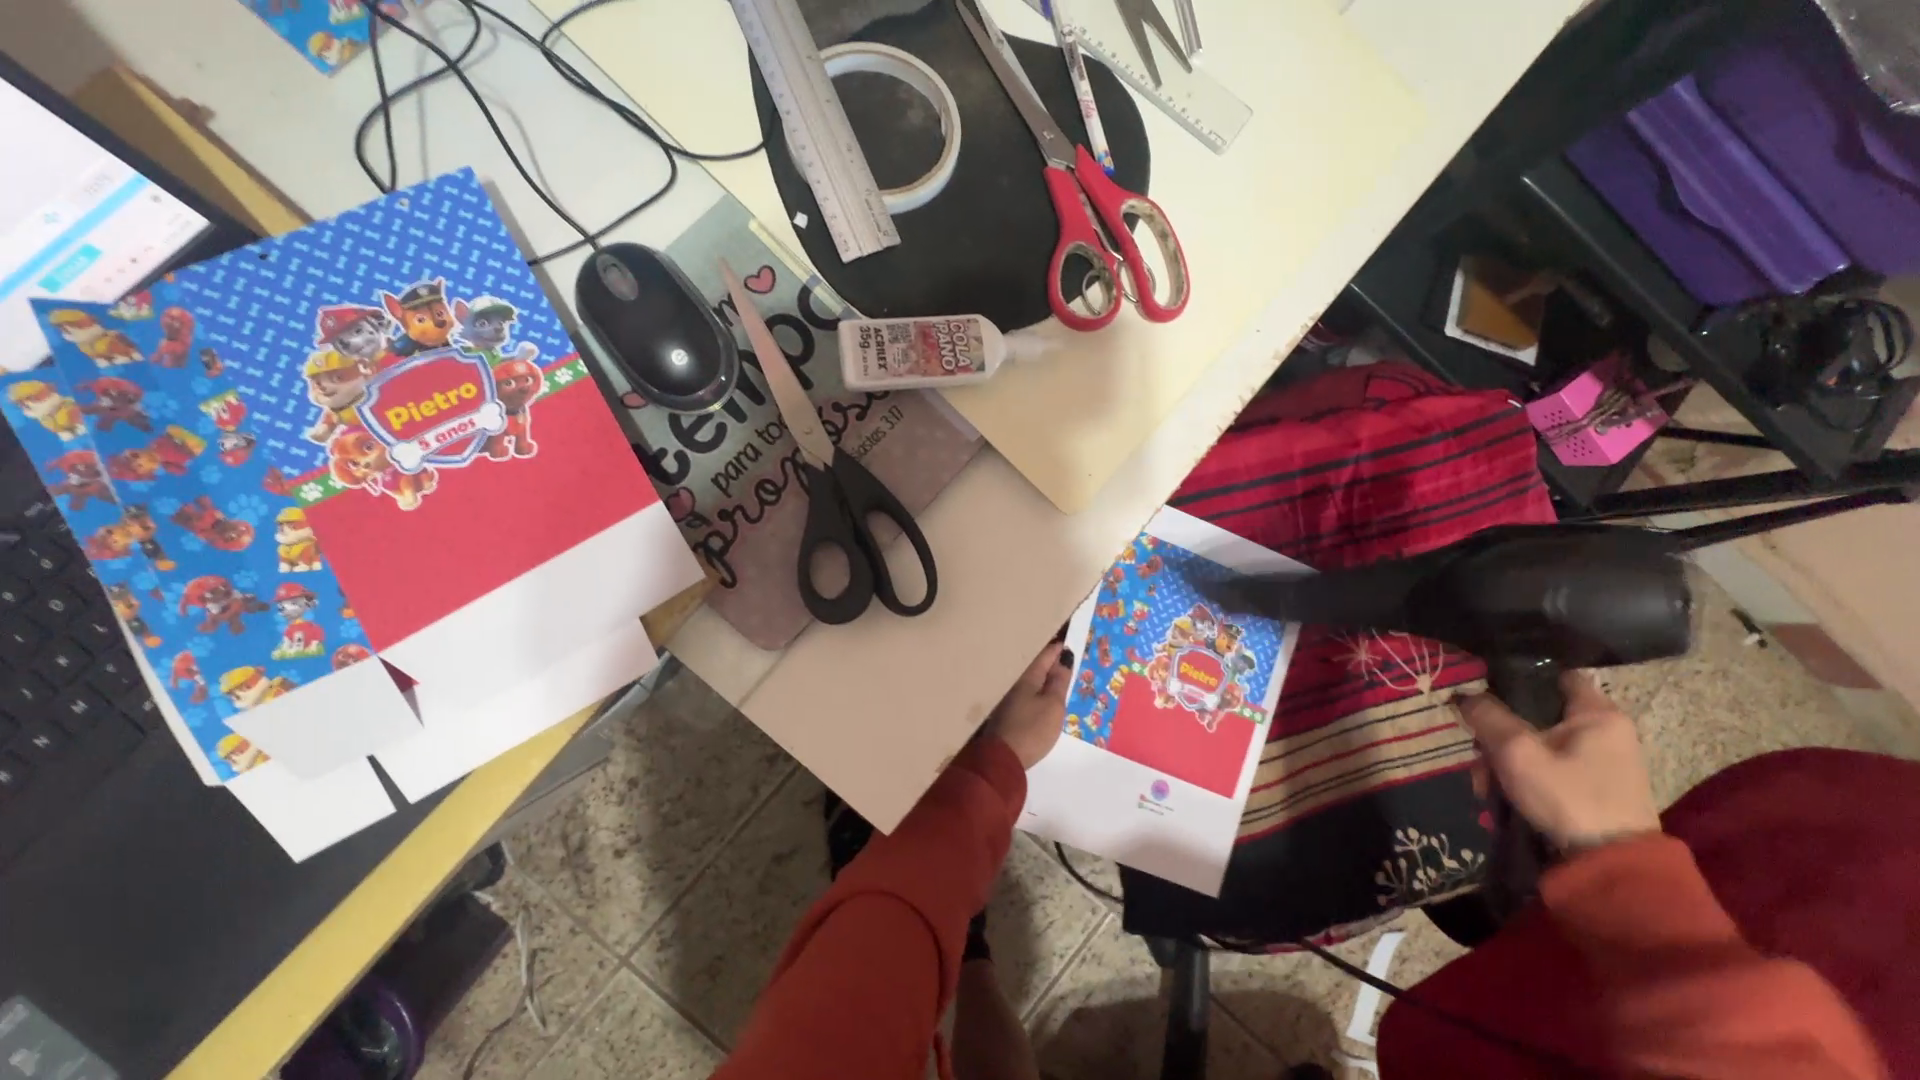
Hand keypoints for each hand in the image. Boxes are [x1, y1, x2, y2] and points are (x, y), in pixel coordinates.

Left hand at [982, 641, 1073, 769]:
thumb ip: (1059, 681)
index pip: (1046, 652)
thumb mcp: (1053, 705)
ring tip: (1062, 674)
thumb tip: (1065, 657)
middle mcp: (1016, 680)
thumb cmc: (1031, 729)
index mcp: (1028, 675)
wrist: (1001, 759)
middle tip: (1071, 656)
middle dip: (1053, 659)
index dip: (1061, 645)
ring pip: (1031, 678)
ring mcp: (1009, 696)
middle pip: (1037, 663)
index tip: (1074, 638)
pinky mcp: (1007, 711)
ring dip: (1045, 675)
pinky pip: (1027, 691)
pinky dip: (1038, 689)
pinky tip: (1045, 694)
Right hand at [1457, 671, 1661, 852]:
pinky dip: (1525, 776)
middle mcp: (1607, 730)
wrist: (1611, 865)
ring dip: (1506, 759)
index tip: (1484, 691)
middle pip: (1538, 714)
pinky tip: (1503, 794)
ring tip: (1486, 784)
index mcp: (1598, 713)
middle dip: (1500, 733)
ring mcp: (1604, 760)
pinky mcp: (1596, 785)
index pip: (1556, 675)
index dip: (1518, 678)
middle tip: (1479, 754)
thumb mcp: (1518, 753)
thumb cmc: (1568, 797)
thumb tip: (1464, 694)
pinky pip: (1550, 765)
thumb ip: (1488, 717)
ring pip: (1539, 742)